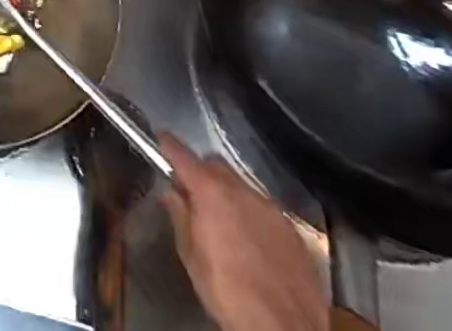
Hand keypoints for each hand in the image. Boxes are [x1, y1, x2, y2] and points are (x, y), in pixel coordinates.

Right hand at [161, 134, 327, 330]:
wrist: (285, 327)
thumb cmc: (227, 294)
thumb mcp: (192, 257)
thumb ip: (180, 217)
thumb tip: (171, 193)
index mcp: (212, 193)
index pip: (184, 156)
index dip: (169, 146)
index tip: (161, 139)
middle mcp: (242, 190)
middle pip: (215, 164)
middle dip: (200, 172)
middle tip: (189, 193)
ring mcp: (270, 206)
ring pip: (241, 185)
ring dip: (226, 193)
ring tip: (220, 222)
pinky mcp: (290, 227)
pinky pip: (263, 207)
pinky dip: (250, 213)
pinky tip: (249, 241)